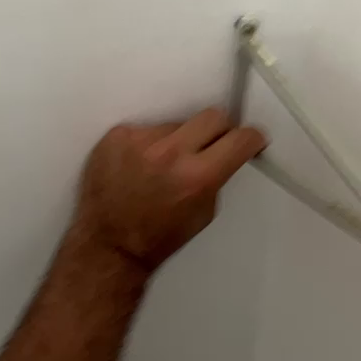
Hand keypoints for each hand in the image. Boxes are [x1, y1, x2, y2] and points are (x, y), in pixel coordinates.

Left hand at [74, 108, 266, 270]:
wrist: (109, 244)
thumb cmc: (157, 237)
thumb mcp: (203, 213)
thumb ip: (215, 177)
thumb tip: (223, 153)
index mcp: (197, 176)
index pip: (239, 139)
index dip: (251, 138)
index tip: (250, 139)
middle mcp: (170, 152)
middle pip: (212, 116)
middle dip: (219, 130)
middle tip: (212, 145)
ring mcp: (141, 140)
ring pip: (175, 124)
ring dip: (177, 141)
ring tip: (162, 166)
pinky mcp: (118, 134)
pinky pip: (146, 130)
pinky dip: (148, 145)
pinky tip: (139, 166)